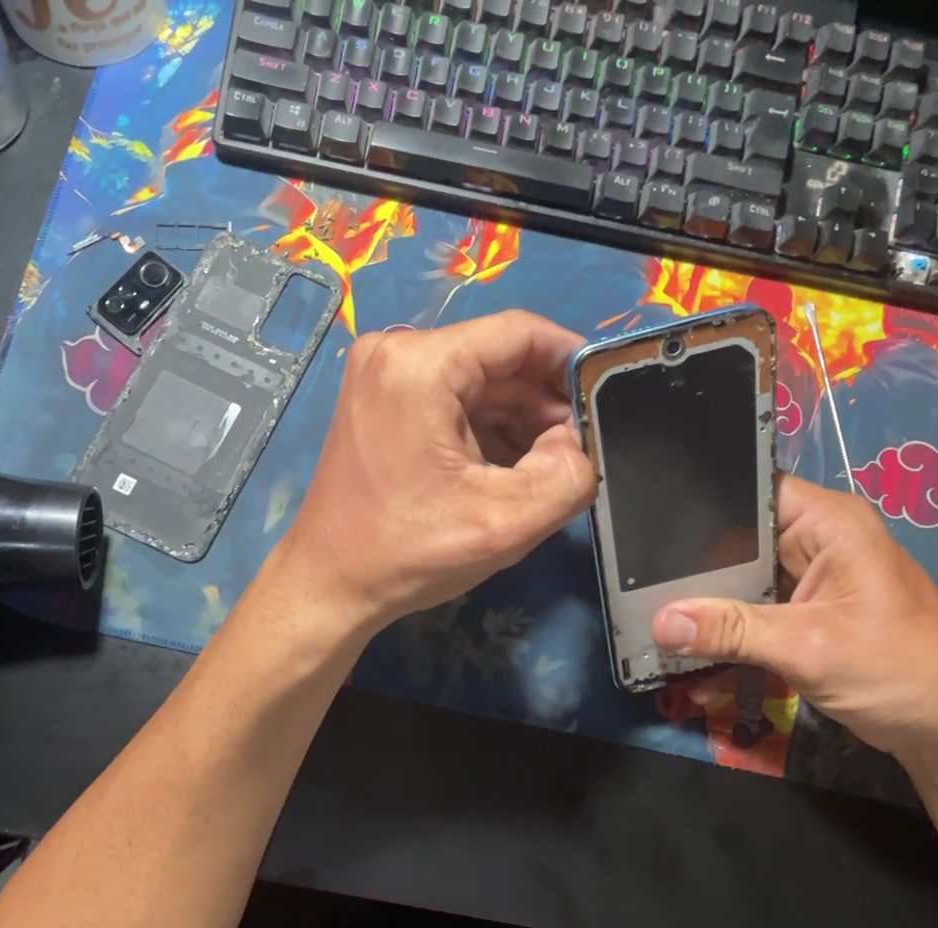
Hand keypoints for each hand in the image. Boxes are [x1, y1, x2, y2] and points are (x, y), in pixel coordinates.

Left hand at [273, 311, 597, 630]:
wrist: (329, 584)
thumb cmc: (407, 553)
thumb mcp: (505, 522)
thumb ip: (568, 476)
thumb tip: (578, 445)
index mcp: (420, 365)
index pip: (519, 333)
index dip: (572, 359)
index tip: (607, 395)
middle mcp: (395, 353)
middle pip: (498, 357)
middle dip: (545, 402)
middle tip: (578, 450)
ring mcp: (384, 376)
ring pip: (479, 381)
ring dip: (520, 420)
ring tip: (547, 469)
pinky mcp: (382, 401)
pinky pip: (453, 400)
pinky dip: (488, 428)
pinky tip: (510, 469)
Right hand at [650, 475, 937, 763]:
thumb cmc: (900, 672)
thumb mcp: (809, 647)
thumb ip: (731, 631)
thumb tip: (660, 623)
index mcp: (829, 522)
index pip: (751, 492)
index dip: (700, 503)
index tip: (646, 526)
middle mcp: (816, 541)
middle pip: (736, 540)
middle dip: (690, 568)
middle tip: (635, 588)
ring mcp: (809, 581)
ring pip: (738, 582)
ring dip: (704, 608)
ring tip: (650, 623)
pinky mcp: (804, 616)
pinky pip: (750, 615)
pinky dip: (725, 636)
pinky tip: (689, 660)